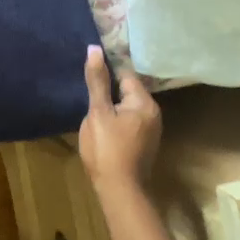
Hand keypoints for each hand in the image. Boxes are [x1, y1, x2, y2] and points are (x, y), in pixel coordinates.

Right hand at [78, 44, 161, 194]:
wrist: (119, 190)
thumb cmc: (107, 148)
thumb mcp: (98, 112)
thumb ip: (97, 81)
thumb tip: (94, 49)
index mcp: (144, 103)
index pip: (125, 75)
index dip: (105, 73)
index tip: (88, 75)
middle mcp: (153, 113)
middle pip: (126, 90)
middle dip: (107, 90)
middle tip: (86, 93)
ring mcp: (150, 129)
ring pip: (126, 105)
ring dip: (110, 104)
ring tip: (91, 108)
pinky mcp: (143, 141)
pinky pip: (128, 119)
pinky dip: (115, 118)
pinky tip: (101, 125)